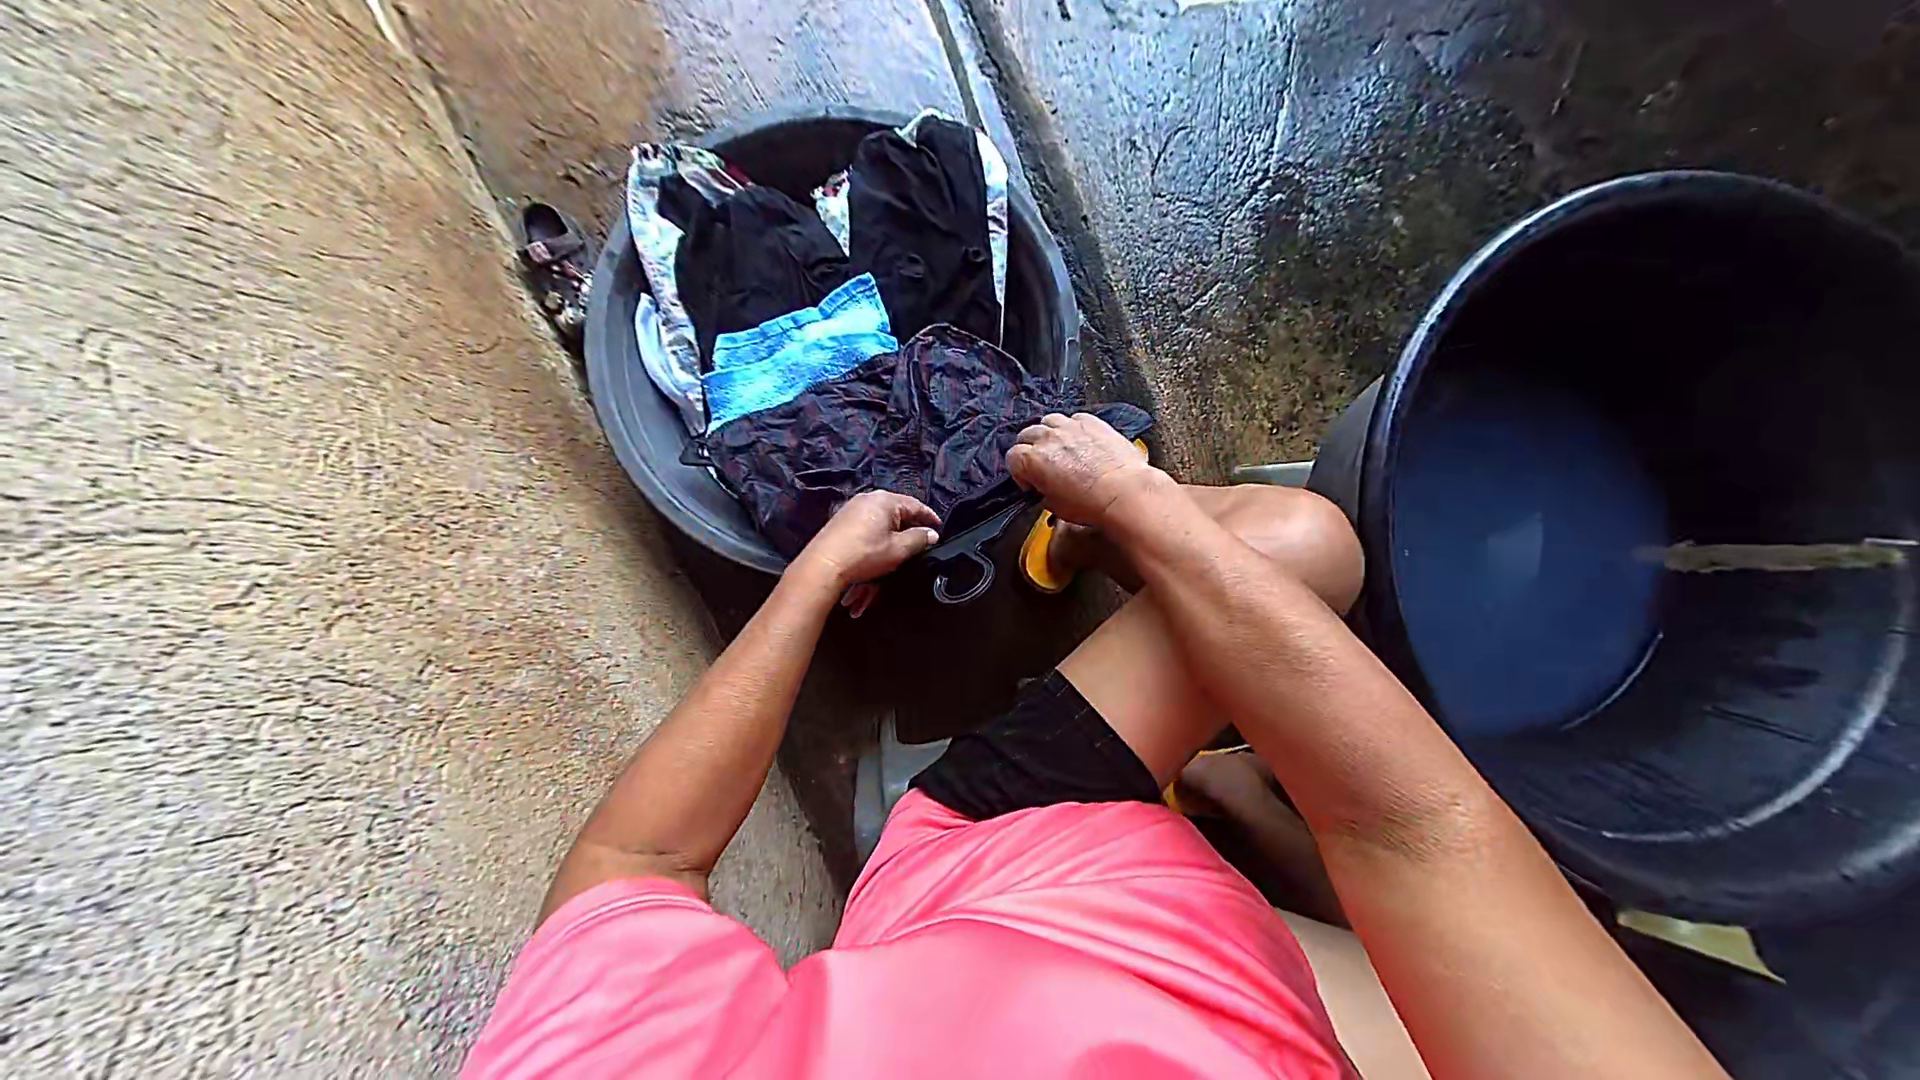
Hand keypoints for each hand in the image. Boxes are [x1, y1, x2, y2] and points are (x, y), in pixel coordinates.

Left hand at [790, 491, 940, 610]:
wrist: (823, 566)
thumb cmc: (864, 555)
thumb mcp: (899, 549)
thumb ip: (919, 539)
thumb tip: (931, 534)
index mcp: (885, 500)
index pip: (916, 505)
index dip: (929, 518)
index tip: (938, 528)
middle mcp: (868, 498)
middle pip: (897, 511)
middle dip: (910, 526)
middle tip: (921, 541)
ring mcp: (853, 508)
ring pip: (881, 520)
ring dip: (893, 535)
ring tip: (901, 549)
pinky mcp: (842, 521)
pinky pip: (867, 526)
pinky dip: (877, 537)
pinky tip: (880, 549)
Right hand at [1006, 413, 1163, 526]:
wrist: (1123, 492)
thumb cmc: (1091, 503)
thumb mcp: (1055, 506)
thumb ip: (1042, 491)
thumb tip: (1045, 488)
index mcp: (1032, 460)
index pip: (1012, 457)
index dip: (1019, 472)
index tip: (1030, 482)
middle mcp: (1047, 438)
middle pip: (1027, 435)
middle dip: (1031, 449)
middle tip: (1042, 465)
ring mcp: (1069, 427)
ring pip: (1048, 421)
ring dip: (1049, 434)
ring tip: (1059, 448)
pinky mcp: (1091, 422)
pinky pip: (1074, 419)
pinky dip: (1073, 428)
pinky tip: (1080, 441)